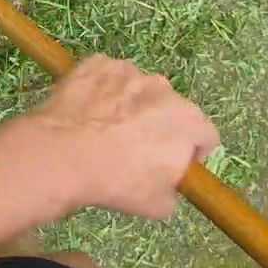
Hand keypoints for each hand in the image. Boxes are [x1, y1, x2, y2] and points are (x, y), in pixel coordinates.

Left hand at [25, 55, 218, 218]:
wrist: (62, 152)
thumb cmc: (118, 180)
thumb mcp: (160, 205)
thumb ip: (174, 188)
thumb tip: (167, 181)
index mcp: (187, 119)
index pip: (205, 134)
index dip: (192, 152)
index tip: (173, 164)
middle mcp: (162, 86)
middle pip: (170, 107)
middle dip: (158, 124)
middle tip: (134, 147)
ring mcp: (126, 70)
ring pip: (136, 88)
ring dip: (129, 103)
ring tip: (104, 127)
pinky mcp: (95, 62)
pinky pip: (106, 76)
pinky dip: (101, 89)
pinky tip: (87, 109)